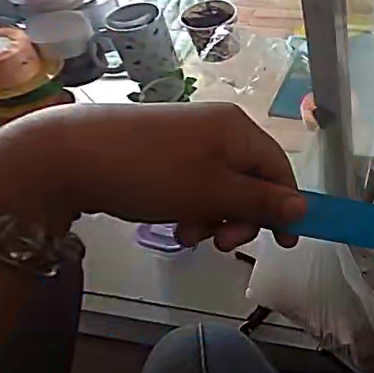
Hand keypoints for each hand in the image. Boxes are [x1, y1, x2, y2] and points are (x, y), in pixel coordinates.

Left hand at [0, 103, 305, 251]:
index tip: (283, 244)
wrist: (70, 154)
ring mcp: (189, 138)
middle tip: (219, 243)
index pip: (279, 170)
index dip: (285, 207)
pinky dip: (190, 207)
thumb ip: (260, 202)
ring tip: (186, 234)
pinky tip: (171, 222)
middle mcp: (218, 128)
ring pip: (221, 187)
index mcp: (237, 130)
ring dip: (213, 217)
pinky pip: (194, 183)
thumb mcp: (211, 193)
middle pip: (251, 180)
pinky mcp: (164, 150)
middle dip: (240, 217)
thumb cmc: (150, 172)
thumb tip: (303, 207)